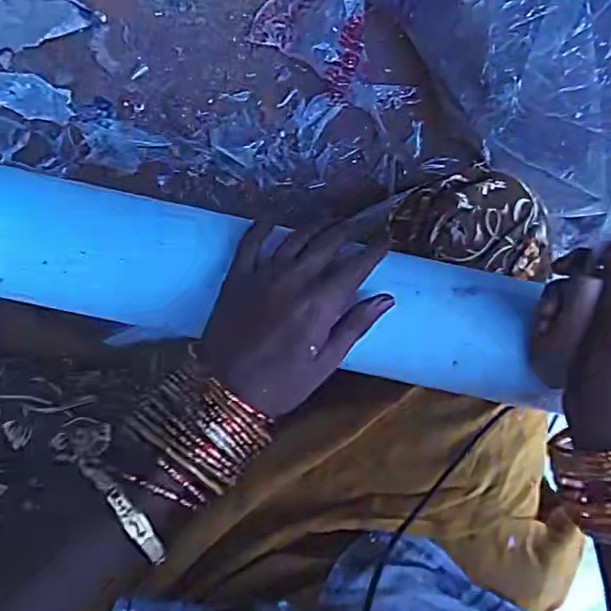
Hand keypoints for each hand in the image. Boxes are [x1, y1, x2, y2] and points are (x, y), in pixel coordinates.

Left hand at [198, 219, 393, 417]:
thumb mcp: (326, 363)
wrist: (224, 391)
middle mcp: (294, 280)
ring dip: (315, 224)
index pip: (354, 267)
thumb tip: (385, 299)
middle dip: (347, 230)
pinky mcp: (237, 277)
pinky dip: (263, 226)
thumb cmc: (282, 385)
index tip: (386, 241)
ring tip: (330, 218)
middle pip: (326, 243)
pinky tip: (273, 219)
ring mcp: (263, 275)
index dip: (373, 252)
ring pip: (294, 237)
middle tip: (360, 224)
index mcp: (319, 303)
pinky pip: (250, 242)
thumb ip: (355, 326)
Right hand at [531, 244, 610, 450]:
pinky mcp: (610, 337)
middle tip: (563, 268)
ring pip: (606, 288)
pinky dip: (576, 305)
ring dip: (580, 286)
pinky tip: (558, 312)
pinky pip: (594, 308)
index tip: (586, 256)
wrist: (606, 435)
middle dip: (594, 268)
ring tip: (558, 295)